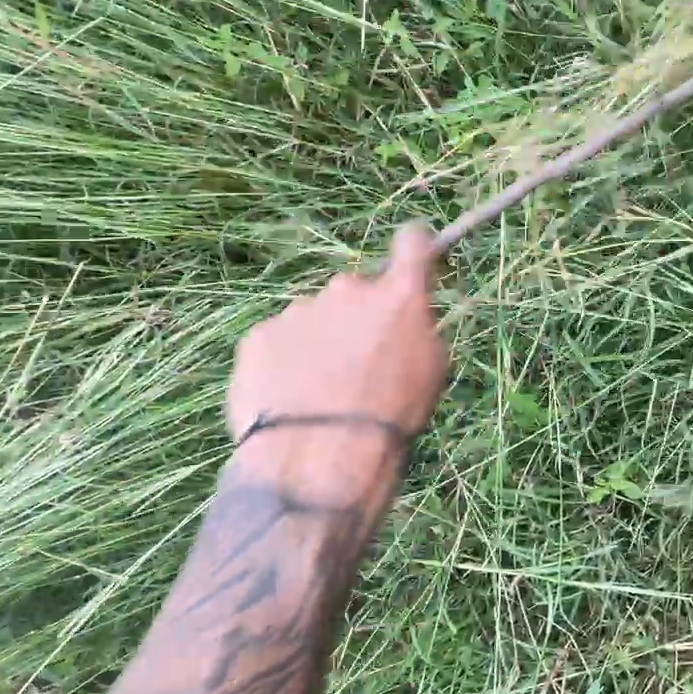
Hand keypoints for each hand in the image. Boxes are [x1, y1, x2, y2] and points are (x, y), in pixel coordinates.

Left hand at [225, 226, 446, 502]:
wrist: (322, 448)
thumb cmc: (393, 409)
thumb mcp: (432, 367)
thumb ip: (418, 327)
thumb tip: (406, 315)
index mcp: (398, 297)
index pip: (412, 245)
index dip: (417, 246)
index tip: (417, 249)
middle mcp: (347, 291)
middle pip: (358, 291)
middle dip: (362, 314)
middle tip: (367, 358)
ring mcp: (299, 310)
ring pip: (318, 317)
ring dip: (325, 339)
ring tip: (328, 388)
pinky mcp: (259, 335)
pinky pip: (283, 340)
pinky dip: (291, 359)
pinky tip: (299, 394)